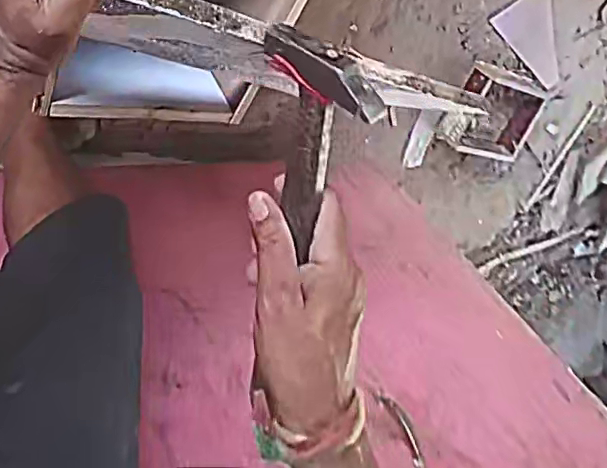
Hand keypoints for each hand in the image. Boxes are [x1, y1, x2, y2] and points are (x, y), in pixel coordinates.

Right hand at [248, 182, 363, 436]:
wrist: (313, 417)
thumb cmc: (296, 363)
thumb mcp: (274, 296)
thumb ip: (270, 243)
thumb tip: (261, 201)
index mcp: (338, 266)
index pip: (328, 204)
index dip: (299, 190)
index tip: (274, 189)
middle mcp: (349, 275)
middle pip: (318, 224)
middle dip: (285, 223)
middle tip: (257, 238)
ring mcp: (346, 292)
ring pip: (314, 247)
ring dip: (285, 248)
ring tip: (260, 268)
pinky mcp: (338, 306)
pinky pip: (316, 270)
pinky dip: (293, 268)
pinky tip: (272, 286)